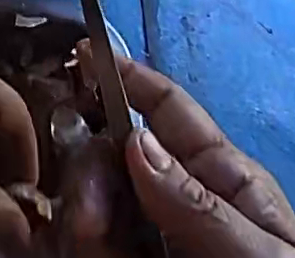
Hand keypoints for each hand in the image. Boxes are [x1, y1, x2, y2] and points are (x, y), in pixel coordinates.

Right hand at [63, 50, 294, 257]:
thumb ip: (199, 204)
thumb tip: (137, 139)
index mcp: (221, 176)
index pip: (167, 108)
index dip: (127, 76)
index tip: (82, 55)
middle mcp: (179, 200)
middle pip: (119, 154)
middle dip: (94, 171)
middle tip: (88, 222)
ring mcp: (154, 239)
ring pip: (99, 199)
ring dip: (83, 212)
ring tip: (87, 242)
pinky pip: (94, 242)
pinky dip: (75, 241)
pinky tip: (73, 245)